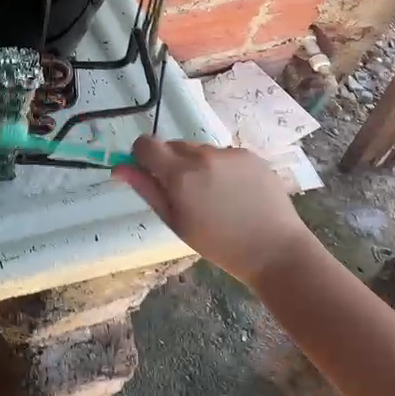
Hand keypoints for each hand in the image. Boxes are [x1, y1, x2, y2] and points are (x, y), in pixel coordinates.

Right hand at [112, 137, 316, 286]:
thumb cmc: (220, 244)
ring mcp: (228, 153)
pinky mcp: (250, 154)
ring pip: (200, 150)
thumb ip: (147, 190)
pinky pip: (224, 154)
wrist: (276, 251)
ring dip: (199, 165)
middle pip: (173, 146)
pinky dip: (223, 168)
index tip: (150, 173)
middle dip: (173, 163)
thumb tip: (119, 168)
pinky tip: (237, 192)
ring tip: (217, 196)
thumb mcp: (176, 222)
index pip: (145, 144)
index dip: (142, 156)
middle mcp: (202, 156)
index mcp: (180, 175)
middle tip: (188, 194)